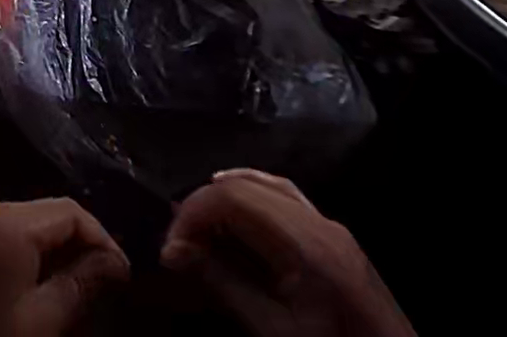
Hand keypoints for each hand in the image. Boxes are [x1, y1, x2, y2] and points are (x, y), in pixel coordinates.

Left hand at [0, 199, 129, 336]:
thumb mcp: (40, 322)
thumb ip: (80, 284)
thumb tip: (116, 263)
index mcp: (10, 221)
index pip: (71, 211)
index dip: (102, 239)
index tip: (124, 275)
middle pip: (53, 212)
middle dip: (83, 242)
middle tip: (109, 281)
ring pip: (35, 222)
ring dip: (62, 247)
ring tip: (85, 285)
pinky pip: (15, 232)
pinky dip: (38, 251)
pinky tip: (51, 282)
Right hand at [162, 169, 413, 336]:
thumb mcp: (273, 334)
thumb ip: (223, 285)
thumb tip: (174, 252)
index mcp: (305, 242)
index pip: (232, 198)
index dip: (192, 213)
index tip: (170, 248)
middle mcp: (319, 220)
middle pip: (247, 186)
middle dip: (205, 206)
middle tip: (178, 242)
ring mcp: (331, 226)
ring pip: (267, 185)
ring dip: (227, 198)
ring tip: (197, 225)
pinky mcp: (336, 238)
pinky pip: (287, 198)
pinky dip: (254, 198)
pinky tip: (239, 212)